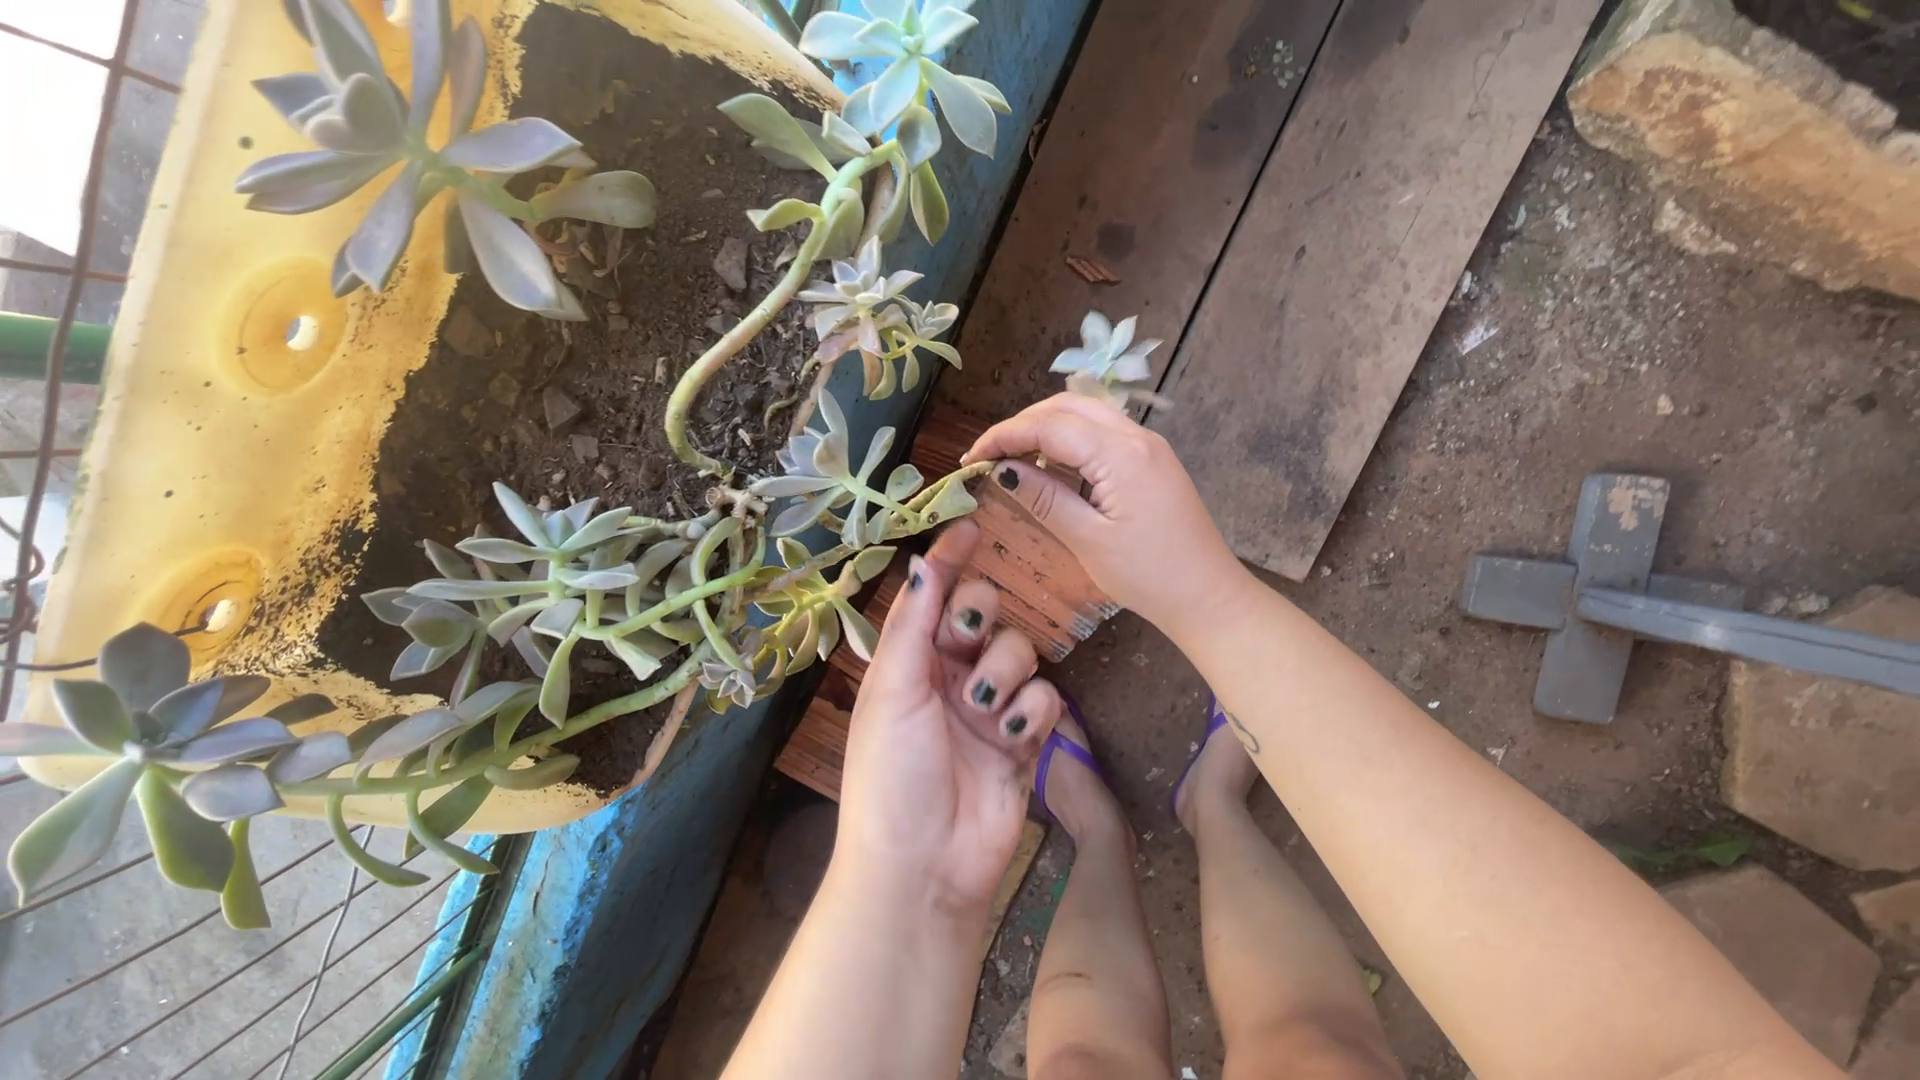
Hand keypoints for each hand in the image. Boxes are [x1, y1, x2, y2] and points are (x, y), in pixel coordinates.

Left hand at [834, 520, 1061, 914]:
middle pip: (985, 616)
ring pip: (1020, 652)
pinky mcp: (1024, 739)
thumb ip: (913, 624)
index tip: (970, 528)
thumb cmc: (891, 773)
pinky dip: (1032, 710)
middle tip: (969, 633)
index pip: (933, 599)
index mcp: (909, 664)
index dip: (951, 564)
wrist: (924, 863)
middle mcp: (949, 678)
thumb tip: (922, 561)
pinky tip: (1013, 737)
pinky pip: (1044, 697)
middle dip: (982, 618)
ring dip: (1006, 673)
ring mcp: (989, 708)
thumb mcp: (892, 691)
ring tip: (984, 711)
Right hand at [962, 393, 1247, 637]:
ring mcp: (1148, 446)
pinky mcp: (1152, 461)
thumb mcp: (1088, 540)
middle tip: (989, 456)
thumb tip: (1001, 471)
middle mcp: (1136, 437)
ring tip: (1012, 459)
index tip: (971, 459)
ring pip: (1086, 415)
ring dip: (1046, 428)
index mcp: (1121, 454)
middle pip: (1067, 406)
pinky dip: (1070, 441)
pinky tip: (1051, 467)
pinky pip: (1102, 434)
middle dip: (1023, 424)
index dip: (1004, 436)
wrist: (1208, 596)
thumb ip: (1044, 499)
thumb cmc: (1148, 576)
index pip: (1049, 426)